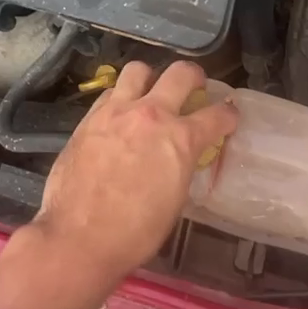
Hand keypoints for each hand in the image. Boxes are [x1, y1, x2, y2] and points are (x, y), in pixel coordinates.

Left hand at [31, 61, 238, 285]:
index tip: (229, 115)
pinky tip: (119, 115)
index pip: (216, 116)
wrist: (78, 238)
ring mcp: (117, 111)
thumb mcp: (174, 201)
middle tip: (195, 86)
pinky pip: (110, 93)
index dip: (228, 114)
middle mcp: (151, 115)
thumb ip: (180, 166)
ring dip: (150, 78)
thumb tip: (178, 157)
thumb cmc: (134, 233)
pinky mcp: (89, 117)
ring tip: (150, 92)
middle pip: (180, 74)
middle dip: (194, 77)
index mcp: (179, 140)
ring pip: (139, 69)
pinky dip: (120, 98)